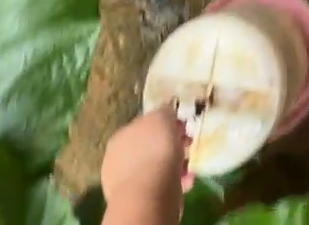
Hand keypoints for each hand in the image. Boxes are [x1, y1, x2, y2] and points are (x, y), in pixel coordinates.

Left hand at [101, 106, 188, 223]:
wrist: (148, 194)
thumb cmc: (155, 149)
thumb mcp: (163, 116)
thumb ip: (164, 111)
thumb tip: (167, 111)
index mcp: (122, 135)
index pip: (146, 123)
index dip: (167, 122)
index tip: (183, 125)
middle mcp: (119, 157)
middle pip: (152, 144)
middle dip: (172, 142)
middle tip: (188, 143)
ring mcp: (126, 179)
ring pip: (158, 164)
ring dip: (177, 162)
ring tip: (189, 165)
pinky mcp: (139, 197)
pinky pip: (161, 182)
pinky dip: (175, 179)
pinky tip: (186, 179)